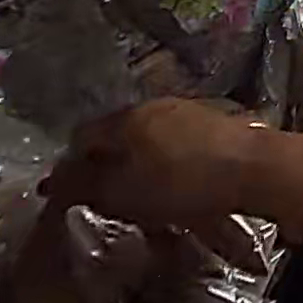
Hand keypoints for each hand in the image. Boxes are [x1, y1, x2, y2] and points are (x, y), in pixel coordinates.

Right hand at [43, 98, 265, 233]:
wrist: (249, 165)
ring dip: (133, 162)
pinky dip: (160, 158)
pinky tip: (169, 181)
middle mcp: (155, 105)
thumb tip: (53, 180)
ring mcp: (185, 109)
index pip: (83, 136)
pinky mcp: (209, 120)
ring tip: (135, 194)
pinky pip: (171, 139)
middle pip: (115, 133)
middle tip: (101, 198)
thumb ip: (83, 185)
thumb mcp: (121, 192)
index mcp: (128, 118)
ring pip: (144, 136)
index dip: (69, 166)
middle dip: (103, 163)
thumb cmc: (180, 180)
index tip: (67, 195)